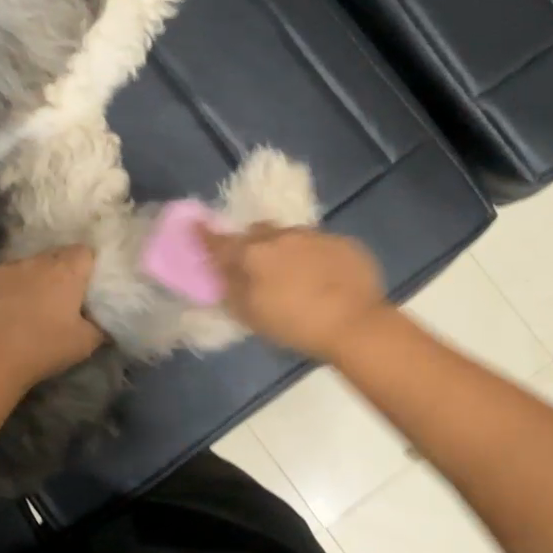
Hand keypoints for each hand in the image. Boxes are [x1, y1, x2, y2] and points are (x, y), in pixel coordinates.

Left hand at [0, 247, 104, 389]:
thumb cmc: (44, 348)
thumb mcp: (86, 343)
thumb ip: (99, 325)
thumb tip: (101, 320)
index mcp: (65, 271)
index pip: (84, 252)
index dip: (86, 266)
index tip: (85, 286)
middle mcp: (35, 261)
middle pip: (52, 257)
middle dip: (57, 273)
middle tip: (57, 300)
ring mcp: (4, 268)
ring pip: (23, 268)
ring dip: (28, 281)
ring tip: (25, 309)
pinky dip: (2, 291)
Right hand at [201, 223, 389, 362]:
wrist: (356, 324)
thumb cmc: (295, 325)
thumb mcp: (251, 315)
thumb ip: (231, 289)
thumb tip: (221, 271)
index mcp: (252, 254)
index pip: (220, 241)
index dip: (205, 235)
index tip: (196, 227)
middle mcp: (281, 237)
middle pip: (257, 232)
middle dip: (252, 244)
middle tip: (256, 265)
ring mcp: (315, 236)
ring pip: (290, 236)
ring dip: (285, 249)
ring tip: (295, 274)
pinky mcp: (344, 243)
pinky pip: (320, 244)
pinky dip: (315, 256)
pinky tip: (324, 278)